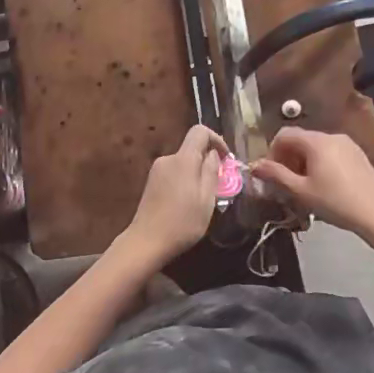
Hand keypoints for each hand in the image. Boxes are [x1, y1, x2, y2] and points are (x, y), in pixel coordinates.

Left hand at [121, 125, 226, 264]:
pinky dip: (185, 181)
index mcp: (182, 159)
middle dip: (208, 162)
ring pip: (183, 163)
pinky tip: (187, 203)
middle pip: (191, 149)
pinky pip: (174, 173)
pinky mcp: (151, 183)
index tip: (226, 159)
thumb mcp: (206, 198)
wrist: (147, 241)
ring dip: (197, 174)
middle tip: (219, 185)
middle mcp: (167, 159)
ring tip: (204, 198)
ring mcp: (156, 171)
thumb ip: (211, 171)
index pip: (199, 131)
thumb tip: (213, 153)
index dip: (216, 139)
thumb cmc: (182, 222)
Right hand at [253, 127, 373, 245]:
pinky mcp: (357, 155)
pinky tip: (323, 185)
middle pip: (300, 139)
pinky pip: (330, 152)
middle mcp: (332, 136)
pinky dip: (319, 163)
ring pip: (315, 147)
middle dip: (287, 158)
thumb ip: (275, 174)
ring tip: (303, 186)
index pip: (284, 135)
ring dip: (302, 162)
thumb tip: (253, 165)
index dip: (272, 152)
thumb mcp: (300, 191)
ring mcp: (347, 144)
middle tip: (285, 182)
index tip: (271, 174)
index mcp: (316, 142)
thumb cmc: (335, 202)